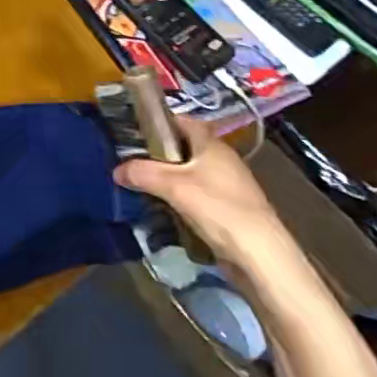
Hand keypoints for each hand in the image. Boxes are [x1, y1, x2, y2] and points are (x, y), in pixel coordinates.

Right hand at [112, 117, 286, 270]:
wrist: (260, 255)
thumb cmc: (217, 207)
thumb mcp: (172, 186)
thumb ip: (141, 173)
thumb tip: (116, 170)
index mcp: (212, 145)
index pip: (183, 121)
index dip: (160, 121)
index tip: (135, 129)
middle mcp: (222, 159)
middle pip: (185, 147)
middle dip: (159, 152)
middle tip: (132, 159)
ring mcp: (228, 185)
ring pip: (191, 172)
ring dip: (169, 177)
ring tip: (143, 184)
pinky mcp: (229, 208)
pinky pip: (198, 193)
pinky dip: (180, 196)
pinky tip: (165, 207)